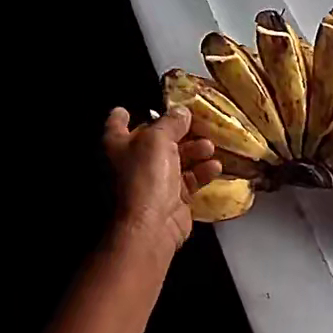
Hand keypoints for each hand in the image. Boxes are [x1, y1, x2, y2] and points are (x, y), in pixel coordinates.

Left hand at [104, 105, 220, 252]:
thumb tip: (182, 112)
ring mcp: (151, 182)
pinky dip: (201, 172)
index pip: (118, 122)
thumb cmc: (145, 177)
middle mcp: (131, 162)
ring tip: (210, 147)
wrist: (150, 227)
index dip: (128, 113)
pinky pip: (189, 180)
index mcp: (117, 144)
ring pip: (176, 159)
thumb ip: (171, 122)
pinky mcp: (171, 199)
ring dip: (195, 151)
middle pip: (156, 140)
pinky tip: (215, 167)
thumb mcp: (158, 139)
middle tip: (198, 125)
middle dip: (178, 132)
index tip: (141, 106)